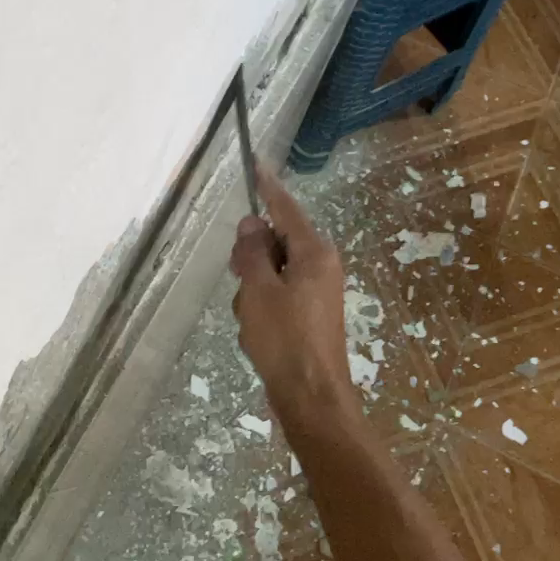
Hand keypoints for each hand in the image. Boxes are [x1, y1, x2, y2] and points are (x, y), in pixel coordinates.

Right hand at [230, 167, 352, 426]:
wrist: (311, 398)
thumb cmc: (284, 340)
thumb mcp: (259, 290)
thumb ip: (253, 252)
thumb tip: (252, 223)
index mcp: (315, 253)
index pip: (286, 208)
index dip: (267, 187)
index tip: (256, 162)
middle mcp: (321, 266)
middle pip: (278, 239)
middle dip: (252, 254)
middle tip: (238, 275)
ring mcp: (316, 292)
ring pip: (273, 270)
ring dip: (253, 286)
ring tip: (250, 316)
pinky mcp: (308, 315)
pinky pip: (277, 294)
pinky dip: (261, 305)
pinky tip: (256, 332)